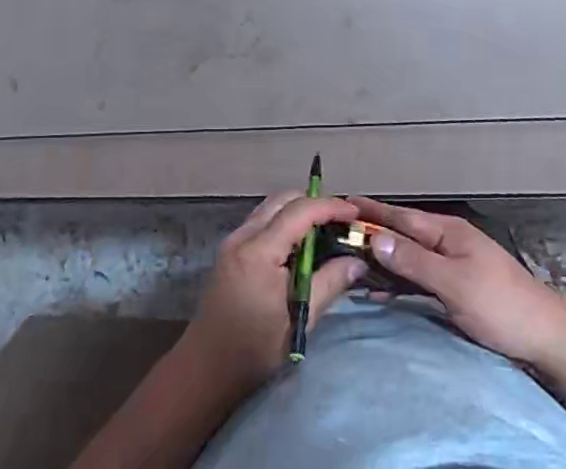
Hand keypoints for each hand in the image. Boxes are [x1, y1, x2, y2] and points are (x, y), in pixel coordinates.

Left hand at [178, 191, 366, 391]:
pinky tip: (301, 244)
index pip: (298, 211)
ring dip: (297, 211)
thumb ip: (329, 283)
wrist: (208, 364)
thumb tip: (356, 262)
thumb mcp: (299, 318)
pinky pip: (261, 223)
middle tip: (341, 221)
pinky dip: (283, 223)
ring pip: (269, 209)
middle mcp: (242, 236)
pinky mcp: (230, 251)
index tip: (354, 213)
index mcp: (258, 250)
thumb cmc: (254, 347)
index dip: (329, 207)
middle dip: (313, 203)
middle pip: (281, 201)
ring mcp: (233, 241)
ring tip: (326, 230)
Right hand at [349, 195, 565, 366]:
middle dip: (369, 232)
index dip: (369, 210)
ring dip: (380, 258)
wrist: (550, 341)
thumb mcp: (455, 282)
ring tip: (347, 259)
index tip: (338, 203)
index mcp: (446, 231)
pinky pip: (416, 275)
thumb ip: (413, 260)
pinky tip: (378, 287)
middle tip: (334, 234)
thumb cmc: (502, 306)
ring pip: (406, 255)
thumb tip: (374, 237)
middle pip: (400, 233)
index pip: (398, 215)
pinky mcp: (455, 286)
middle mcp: (446, 241)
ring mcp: (451, 264)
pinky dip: (395, 278)